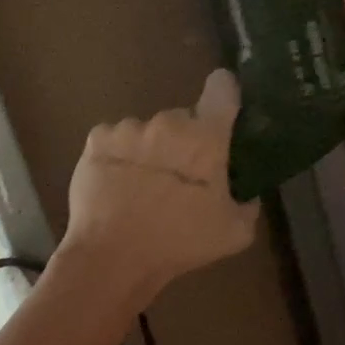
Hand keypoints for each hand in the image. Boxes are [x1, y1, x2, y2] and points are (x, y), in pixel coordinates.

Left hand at [58, 69, 261, 301]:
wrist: (113, 256)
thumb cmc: (179, 244)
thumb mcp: (234, 233)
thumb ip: (247, 203)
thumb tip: (245, 191)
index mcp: (206, 136)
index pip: (222, 88)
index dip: (224, 93)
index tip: (222, 110)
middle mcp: (167, 122)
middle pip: (182, 120)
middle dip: (184, 141)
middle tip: (179, 177)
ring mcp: (129, 128)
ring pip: (146, 131)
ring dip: (149, 149)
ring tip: (141, 187)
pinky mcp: (96, 139)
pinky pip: (115, 139)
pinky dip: (117, 156)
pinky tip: (116, 184)